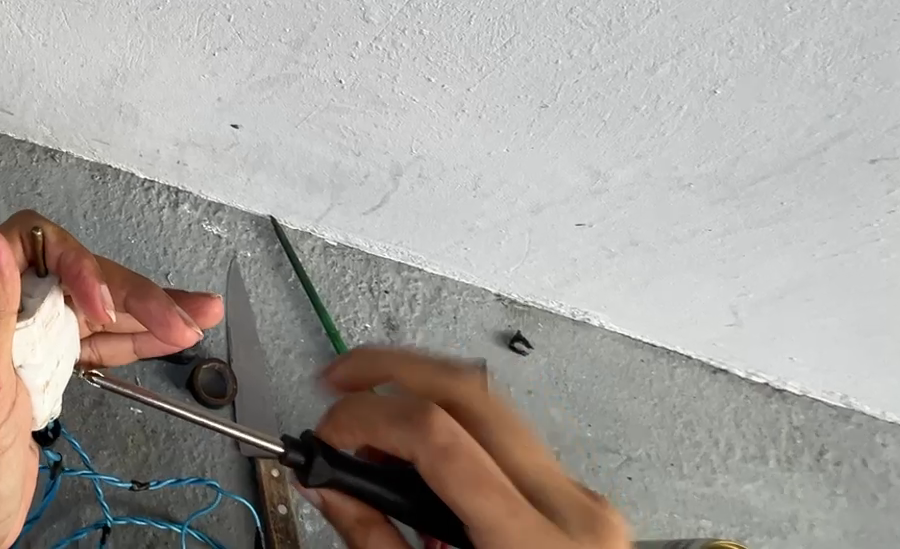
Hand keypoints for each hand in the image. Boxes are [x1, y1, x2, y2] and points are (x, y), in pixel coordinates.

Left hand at [0, 211, 224, 548]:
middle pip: (68, 273)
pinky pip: (93, 339)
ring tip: (198, 315)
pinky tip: (170, 335)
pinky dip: (133, 338)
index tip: (103, 305)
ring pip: (88, 305)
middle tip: (180, 319)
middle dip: (125, 292)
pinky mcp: (43, 361)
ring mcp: (21, 333)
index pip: (25, 246)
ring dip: (143, 309)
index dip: (72, 263)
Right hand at [303, 347, 630, 548]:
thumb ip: (373, 540)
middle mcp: (571, 505)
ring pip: (482, 399)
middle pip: (466, 389)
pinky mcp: (574, 495)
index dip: (366, 418)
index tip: (326, 436)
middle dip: (387, 368)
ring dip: (411, 392)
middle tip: (332, 380)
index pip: (438, 437)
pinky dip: (442, 425)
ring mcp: (580, 495)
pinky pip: (496, 432)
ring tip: (368, 429)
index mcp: (537, 545)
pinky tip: (413, 460)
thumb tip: (319, 484)